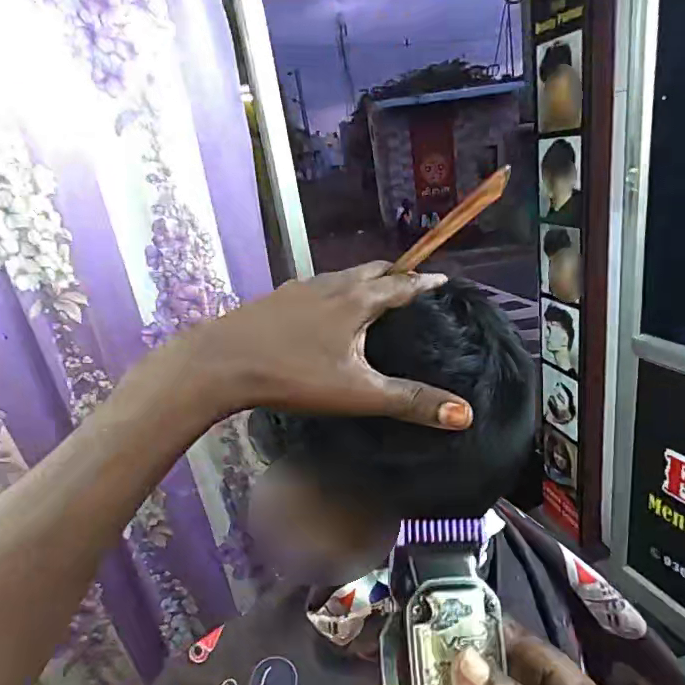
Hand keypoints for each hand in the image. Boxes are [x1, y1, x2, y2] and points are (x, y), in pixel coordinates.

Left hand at [169, 262, 472, 428]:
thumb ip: (410, 402)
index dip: (424, 283)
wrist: (219, 363)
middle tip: (410, 283)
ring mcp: (298, 289)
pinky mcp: (274, 300)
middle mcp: (330, 285)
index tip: (443, 280)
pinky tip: (323, 311)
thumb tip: (465, 414)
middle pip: (371, 270)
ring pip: (341, 276)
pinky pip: (316, 287)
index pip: (401, 284)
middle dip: (395, 274)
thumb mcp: (358, 393)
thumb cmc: (292, 375)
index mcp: (356, 301)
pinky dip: (333, 291)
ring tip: (373, 294)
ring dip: (362, 280)